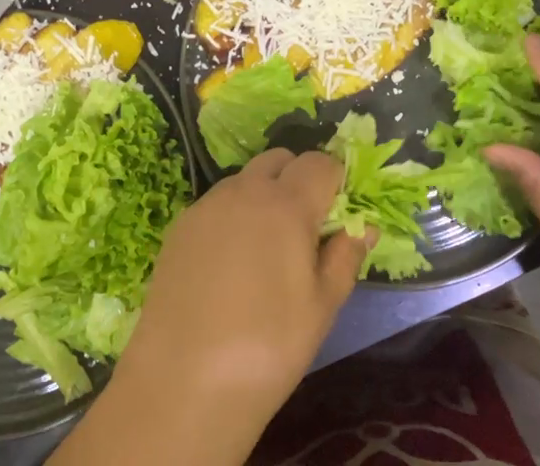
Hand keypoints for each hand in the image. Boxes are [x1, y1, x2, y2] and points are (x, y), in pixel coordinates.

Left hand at [51, 149, 367, 465]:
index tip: (339, 212)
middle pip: (278, 161)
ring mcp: (205, 206)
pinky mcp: (178, 227)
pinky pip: (216, 205)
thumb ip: (345, 256)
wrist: (185, 378)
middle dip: (297, 180)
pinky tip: (231, 265)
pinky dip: (232, 217)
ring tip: (266, 251)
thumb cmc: (269, 345)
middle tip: (306, 228)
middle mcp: (243, 191)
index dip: (335, 181)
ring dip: (263, 196)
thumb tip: (361, 225)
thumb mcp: (323, 306)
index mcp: (285, 204)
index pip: (319, 163)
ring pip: (243, 180)